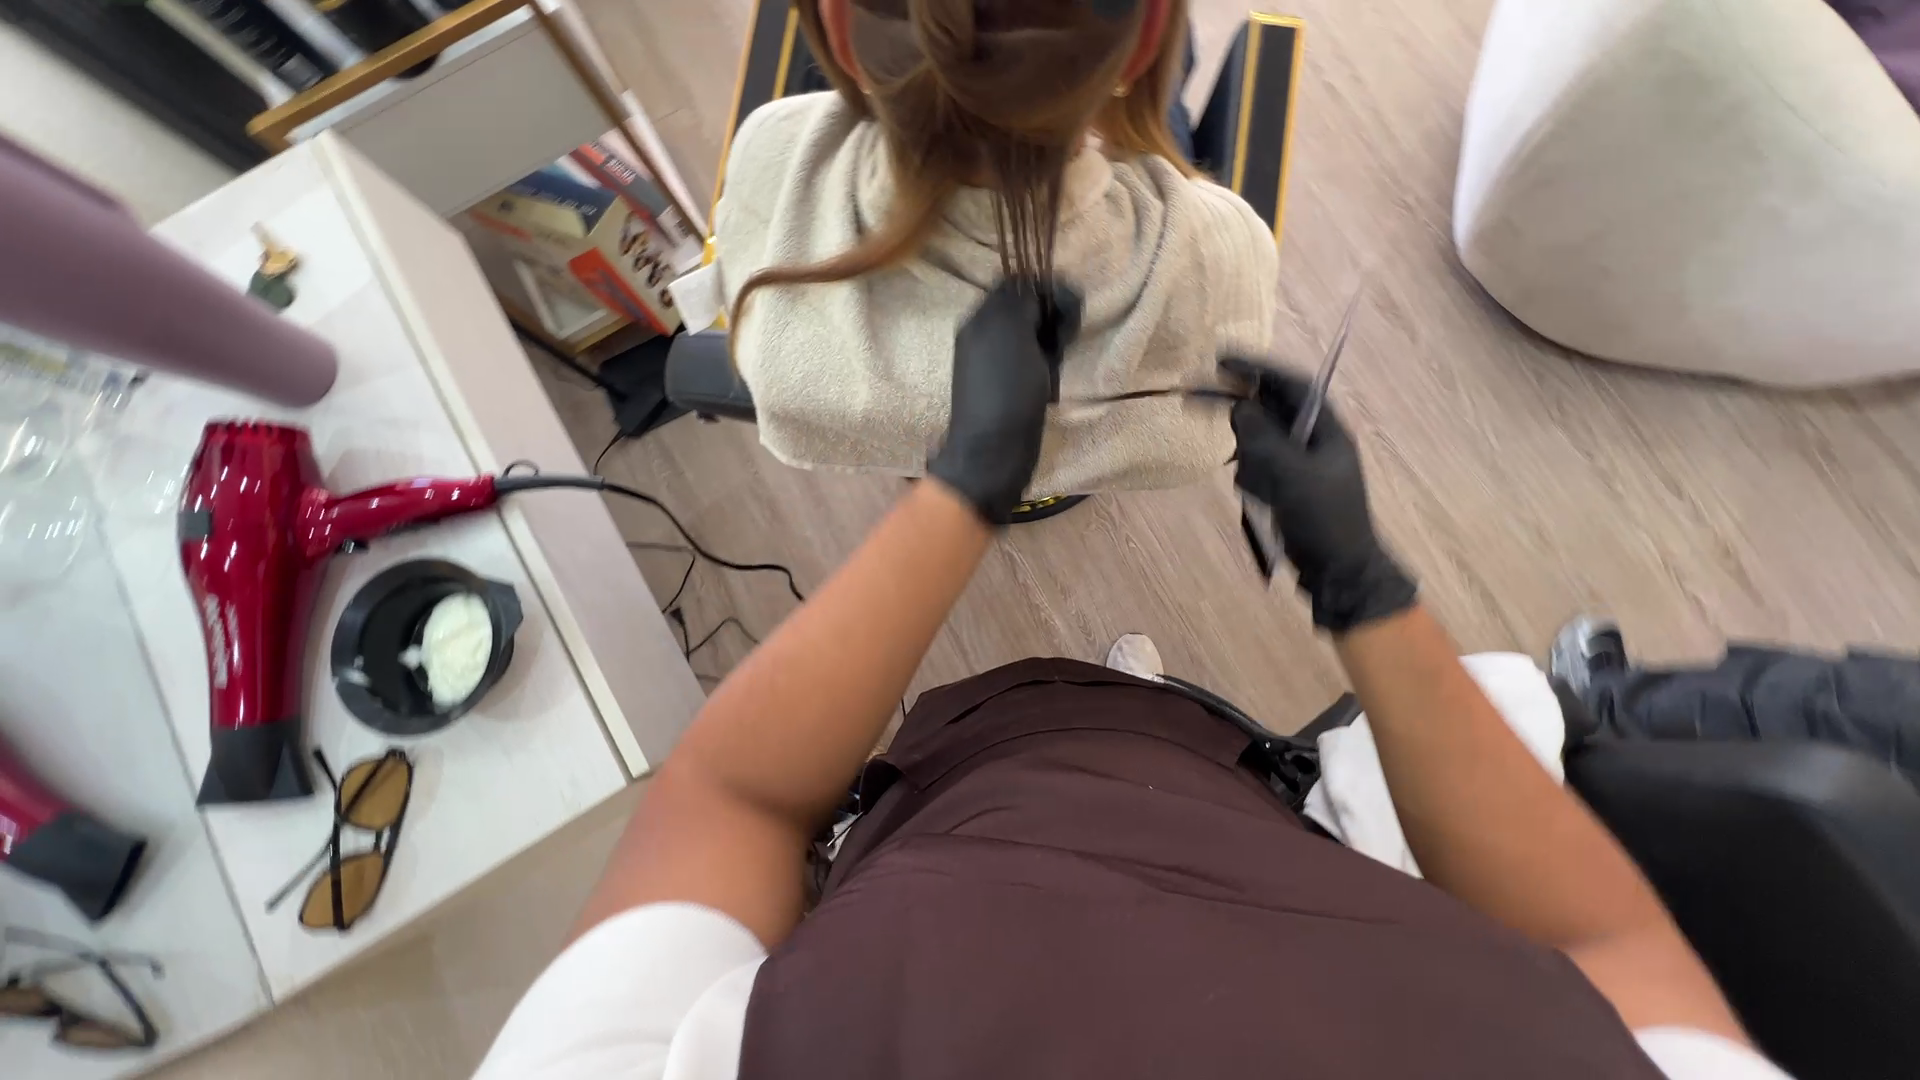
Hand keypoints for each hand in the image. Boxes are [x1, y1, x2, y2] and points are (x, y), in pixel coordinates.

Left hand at [930, 280, 1079, 524]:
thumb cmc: (1004, 393)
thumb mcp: (1012, 333)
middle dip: (1053, 320)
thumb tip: (1042, 288)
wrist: (993, 456)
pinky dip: (1050, 370)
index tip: (1067, 312)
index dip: (1048, 290)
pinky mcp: (1010, 389)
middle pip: (1030, 309)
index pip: (1020, 282)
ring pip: (1037, 337)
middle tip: (1062, 342)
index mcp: (980, 317)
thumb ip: (1022, 300)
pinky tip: (1052, 385)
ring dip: (1054, 347)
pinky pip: (1036, 365)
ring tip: (1056, 366)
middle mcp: (984, 336)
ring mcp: (996, 364)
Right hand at [1223, 357, 1415, 631]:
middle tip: (1202, 401)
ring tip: (1256, 483)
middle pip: (1271, 410)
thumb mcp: (1291, 475)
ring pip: (1262, 441)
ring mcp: (1303, 464)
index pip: (1289, 384)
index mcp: (1326, 428)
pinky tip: (1258, 497)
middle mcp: (1315, 439)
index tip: (1220, 360)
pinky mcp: (1291, 487)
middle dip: (1242, 413)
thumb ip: (1262, 438)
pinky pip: (1261, 468)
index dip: (1256, 368)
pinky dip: (1252, 476)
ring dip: (1249, 455)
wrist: (1341, 571)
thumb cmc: (1323, 519)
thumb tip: (1238, 407)